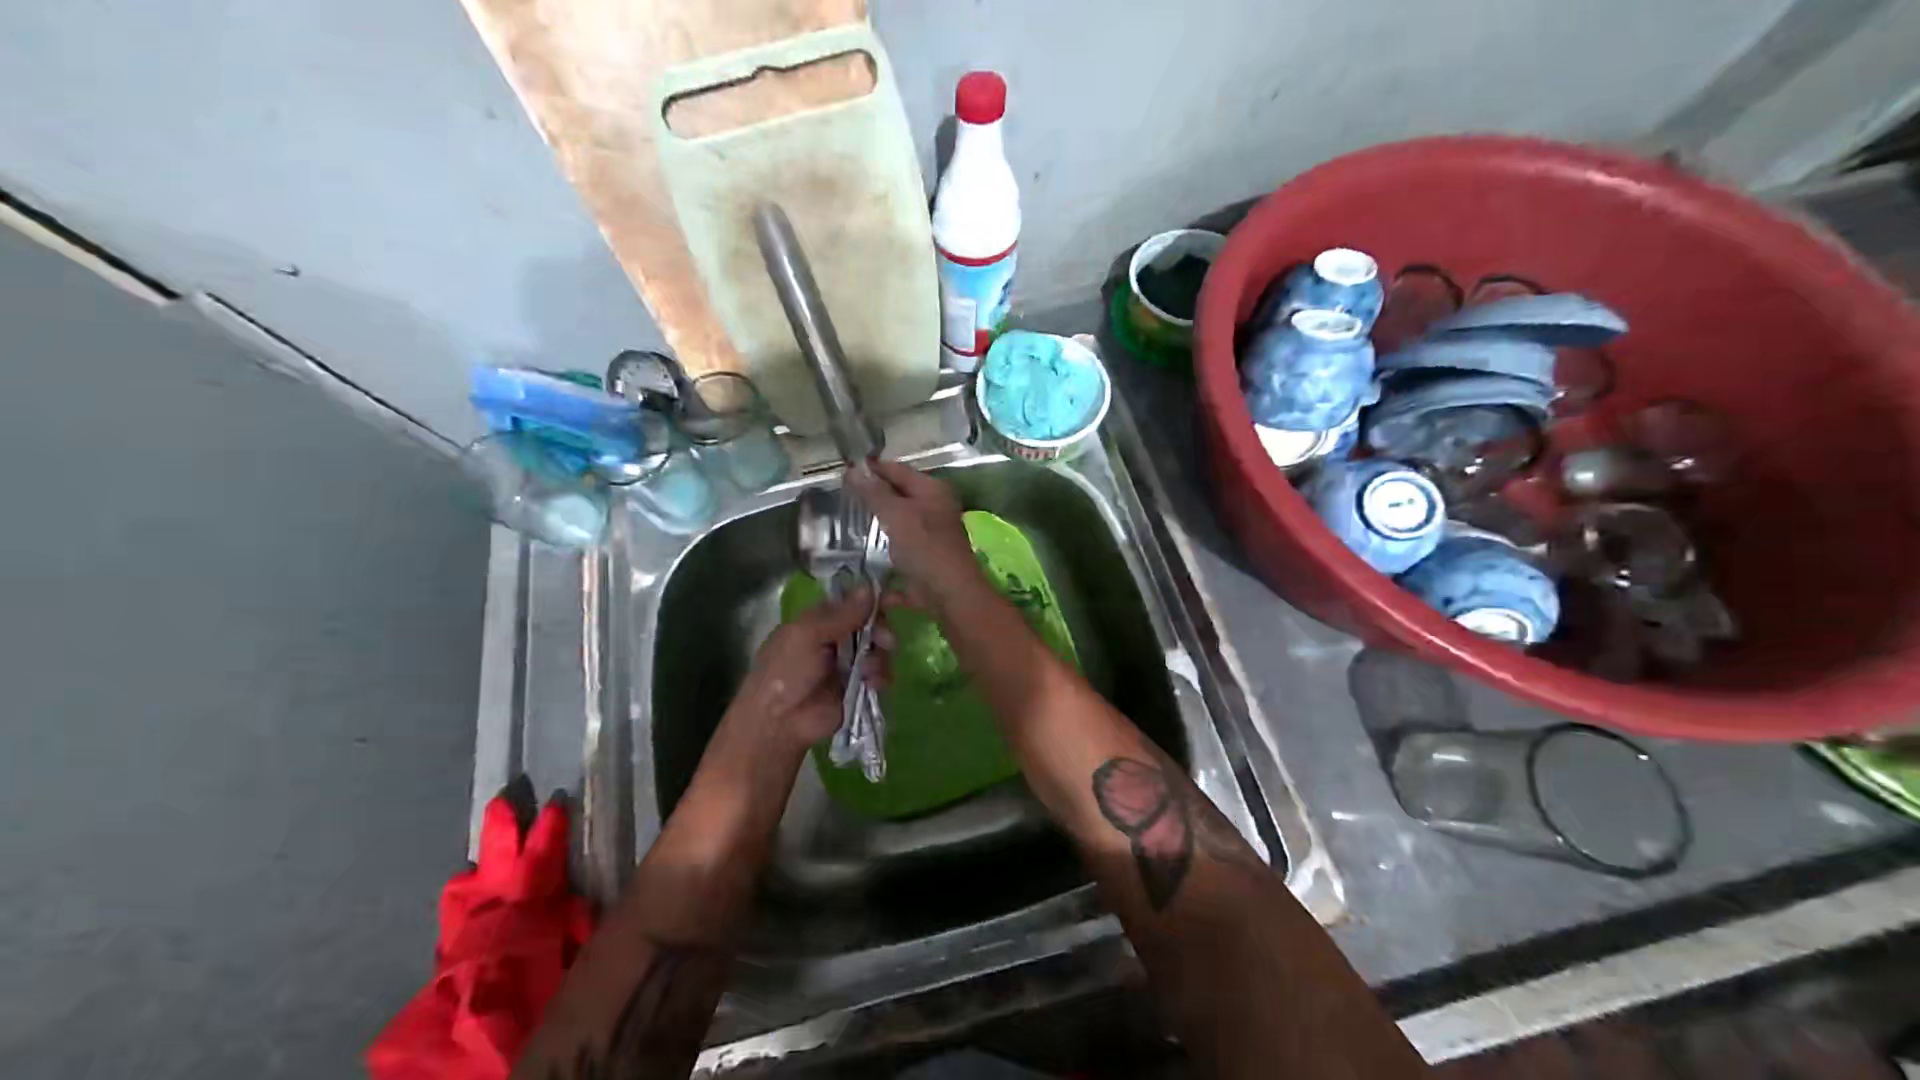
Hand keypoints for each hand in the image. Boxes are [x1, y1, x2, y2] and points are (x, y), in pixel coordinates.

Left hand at [723, 588, 880, 753]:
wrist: (779, 722)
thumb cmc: (785, 672)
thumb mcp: (807, 635)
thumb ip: (841, 614)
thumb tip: (869, 587)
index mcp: (820, 620)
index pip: (853, 601)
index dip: (874, 598)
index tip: (897, 599)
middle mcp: (837, 639)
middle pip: (872, 624)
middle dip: (881, 630)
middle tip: (884, 640)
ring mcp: (849, 664)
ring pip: (879, 650)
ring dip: (880, 657)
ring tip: (870, 670)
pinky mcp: (859, 687)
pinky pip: (881, 675)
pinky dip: (882, 677)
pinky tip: (874, 684)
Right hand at [847, 459, 983, 605]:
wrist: (949, 594)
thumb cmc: (925, 547)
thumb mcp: (896, 514)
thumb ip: (874, 492)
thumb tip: (854, 469)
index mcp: (933, 490)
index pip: (898, 470)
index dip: (872, 469)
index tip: (844, 471)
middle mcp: (935, 509)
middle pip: (900, 496)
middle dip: (873, 496)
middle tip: (842, 496)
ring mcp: (931, 535)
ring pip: (899, 523)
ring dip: (877, 524)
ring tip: (846, 522)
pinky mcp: (925, 560)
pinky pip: (899, 550)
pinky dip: (884, 551)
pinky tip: (861, 554)